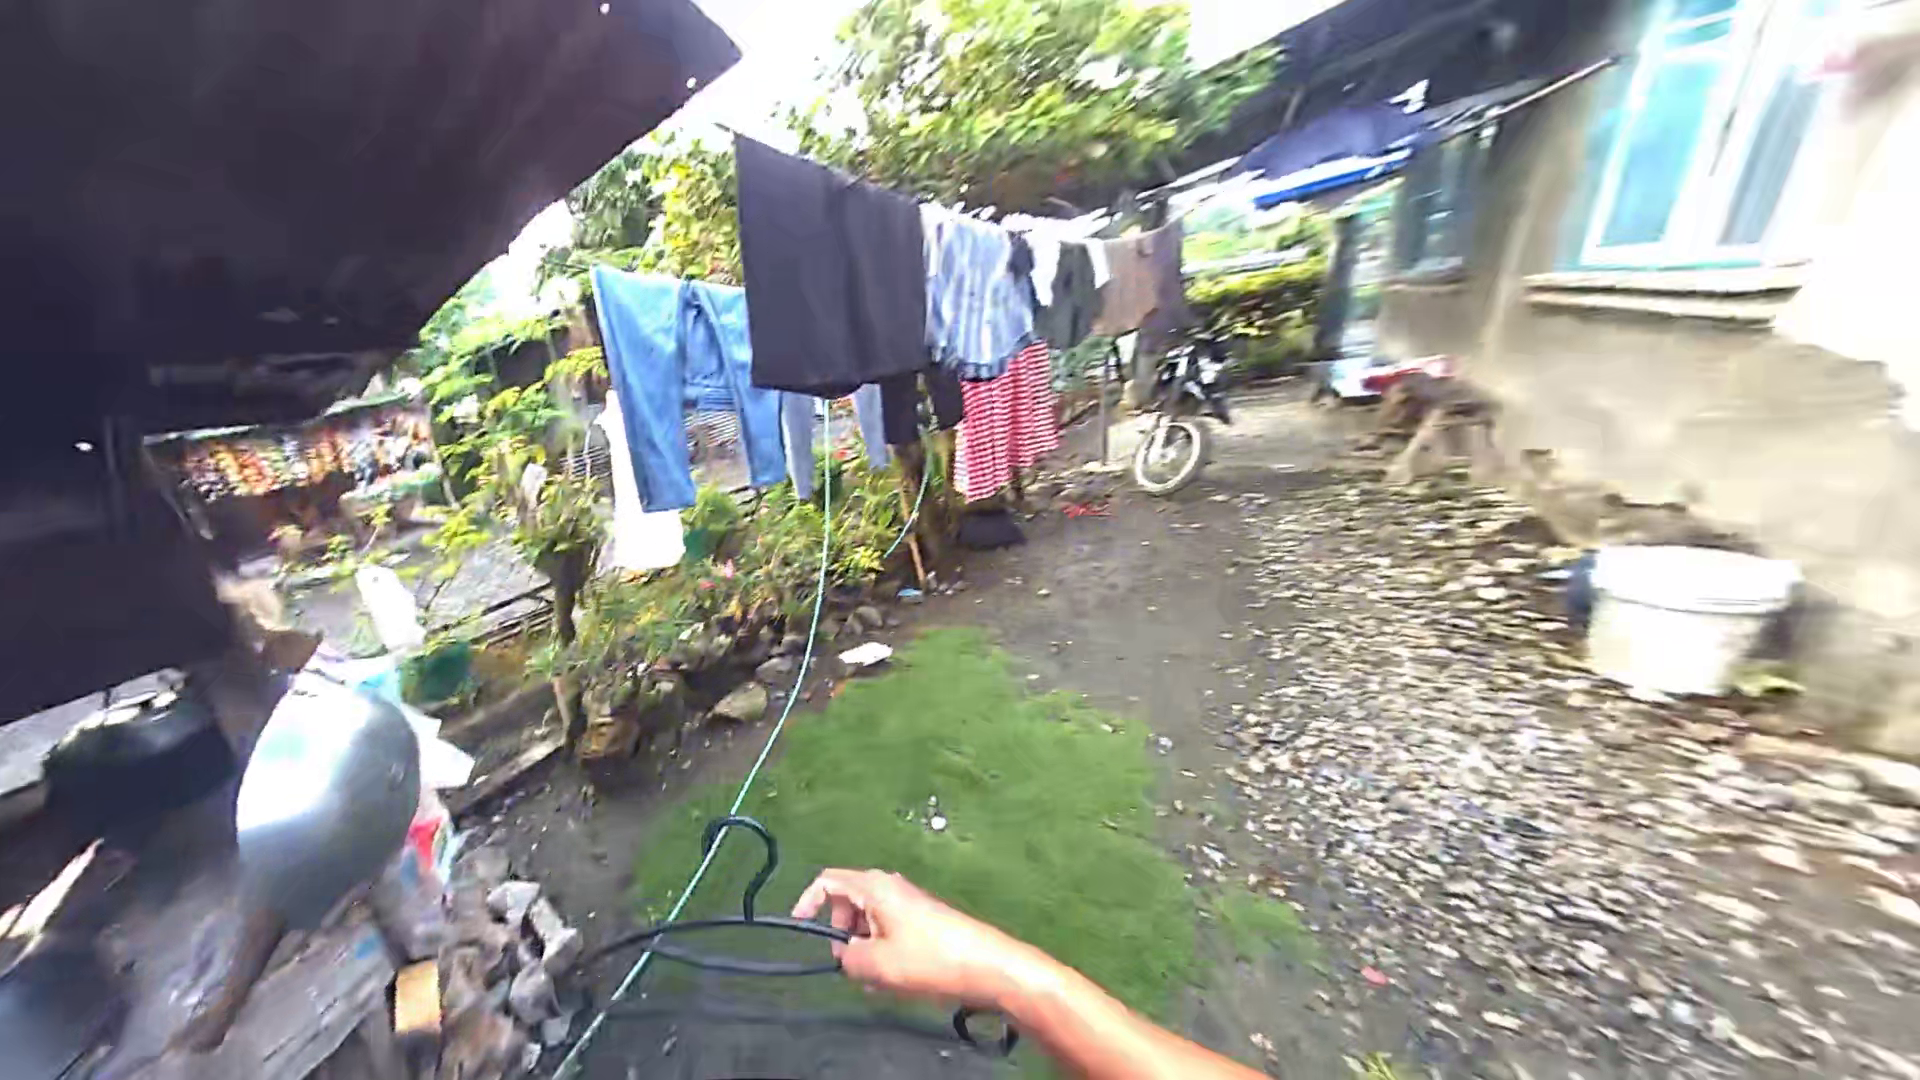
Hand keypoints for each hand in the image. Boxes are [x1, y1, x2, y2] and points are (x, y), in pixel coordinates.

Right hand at [791, 868, 1050, 1007]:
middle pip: (847, 900)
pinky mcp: (918, 914)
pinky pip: (885, 925)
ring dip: (861, 944)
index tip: (797, 925)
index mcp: (873, 886)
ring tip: (874, 977)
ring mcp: (905, 898)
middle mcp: (888, 884)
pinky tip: (891, 975)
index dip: (807, 900)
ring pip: (866, 917)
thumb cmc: (927, 956)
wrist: (979, 960)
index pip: (829, 880)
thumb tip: (846, 953)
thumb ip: (848, 957)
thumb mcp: (876, 964)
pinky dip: (879, 946)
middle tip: (848, 963)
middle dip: (839, 931)